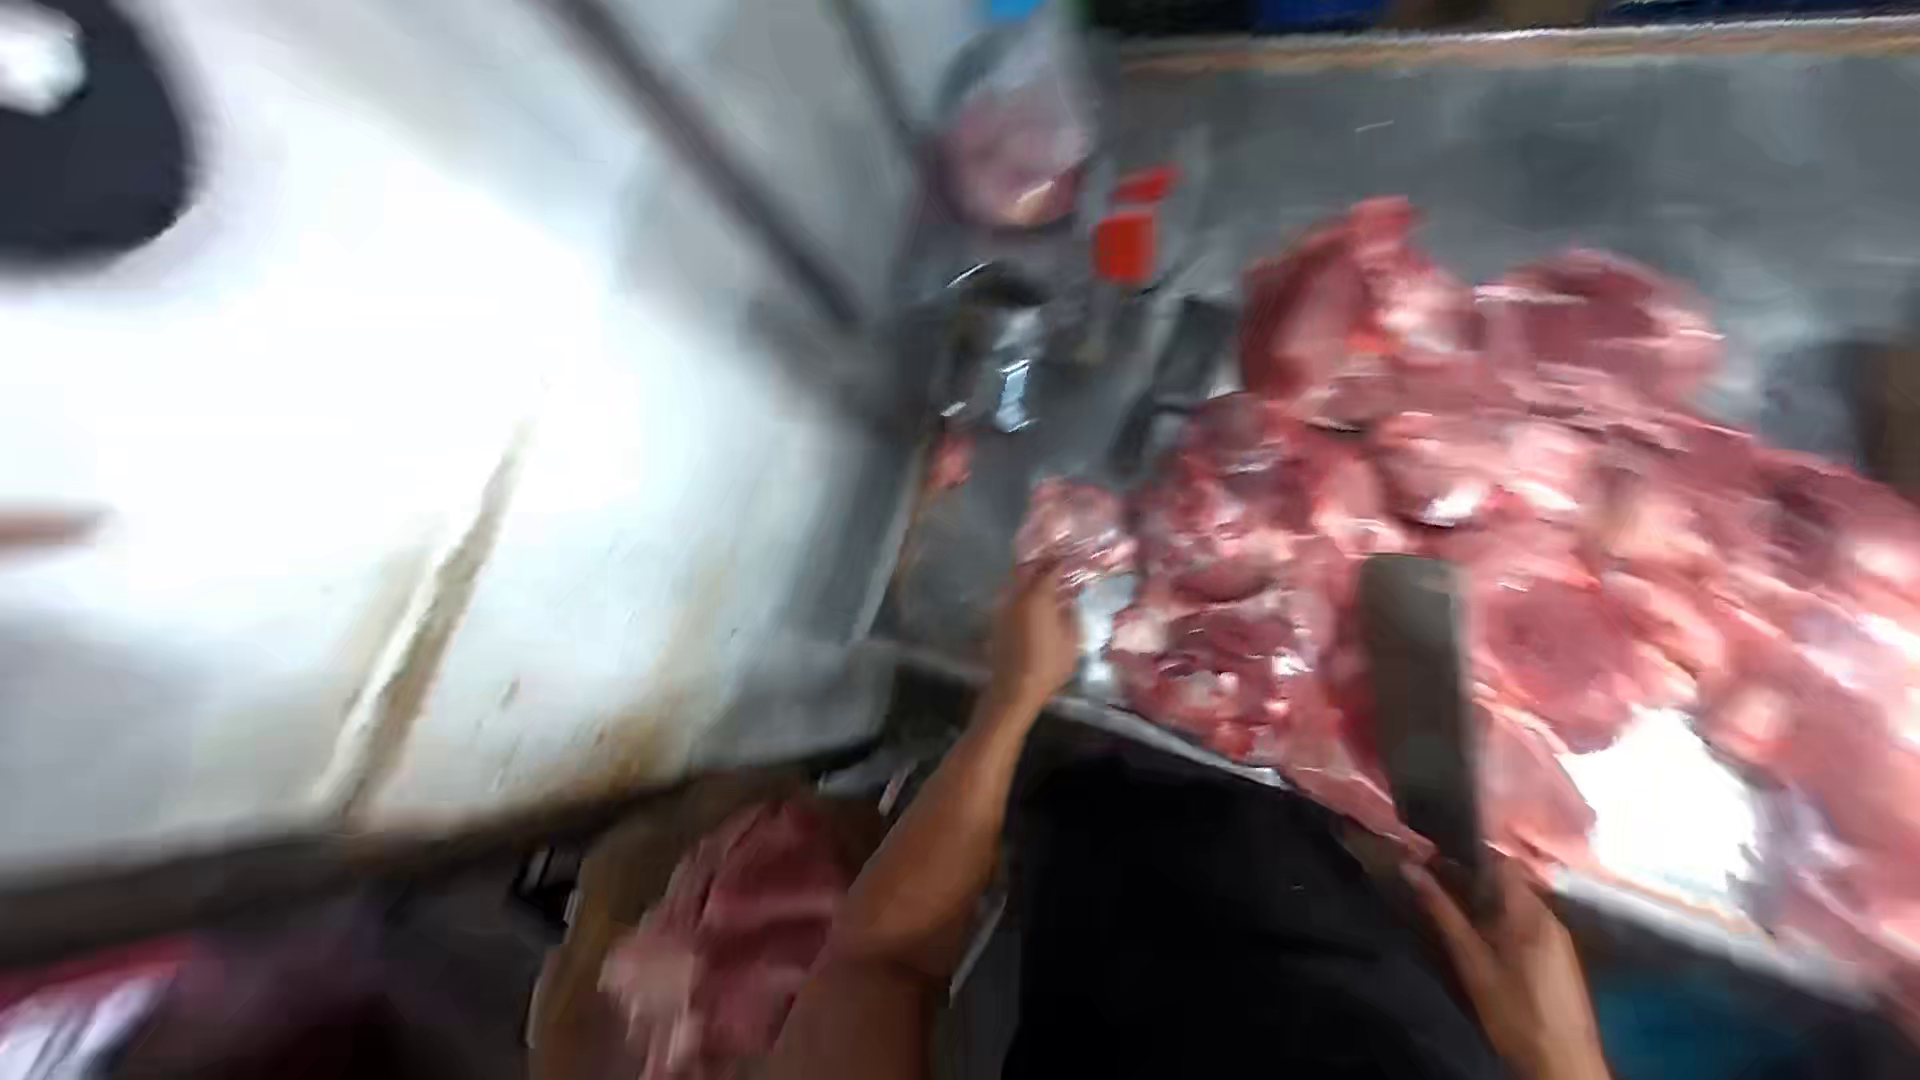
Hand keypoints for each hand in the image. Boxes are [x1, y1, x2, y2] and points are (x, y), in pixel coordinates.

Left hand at [984, 561, 1080, 713]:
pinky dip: (1021, 592)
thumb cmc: (1048, 666)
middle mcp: (1017, 596)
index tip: (1071, 560)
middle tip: (1056, 564)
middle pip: (1027, 569)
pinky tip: (1031, 601)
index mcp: (1038, 597)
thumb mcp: (1071, 640)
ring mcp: (1003, 607)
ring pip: (1015, 581)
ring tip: (1044, 581)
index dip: (1062, 563)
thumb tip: (1070, 600)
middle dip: (1042, 564)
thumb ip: (1071, 614)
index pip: (1051, 570)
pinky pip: (1010, 596)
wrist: (1014, 688)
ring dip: (1029, 577)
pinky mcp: (996, 619)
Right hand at [1405, 857, 1610, 1079]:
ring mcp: (1558, 941)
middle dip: (1470, 874)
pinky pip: (1525, 920)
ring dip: (1483, 895)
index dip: (1468, 850)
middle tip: (1433, 874)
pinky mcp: (1558, 958)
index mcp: (1531, 914)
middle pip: (1508, 880)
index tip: (1435, 849)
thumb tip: (1407, 865)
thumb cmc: (1512, 1007)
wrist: (1562, 1067)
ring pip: (1515, 901)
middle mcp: (1550, 920)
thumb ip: (1440, 907)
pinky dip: (1498, 914)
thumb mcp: (1468, 956)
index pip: (1502, 862)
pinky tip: (1477, 929)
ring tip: (1449, 898)